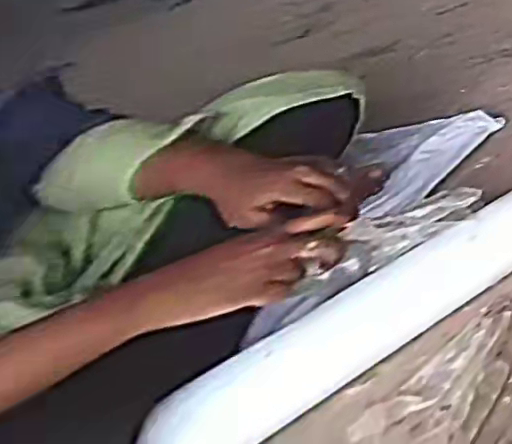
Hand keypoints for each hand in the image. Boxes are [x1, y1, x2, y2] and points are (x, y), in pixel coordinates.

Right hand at [116, 222, 342, 331]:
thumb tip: (296, 243)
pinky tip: (264, 294)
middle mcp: (275, 247)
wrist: (163, 292)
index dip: (337, 220)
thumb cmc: (198, 267)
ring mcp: (269, 270)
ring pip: (304, 270)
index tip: (348, 222)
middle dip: (335, 250)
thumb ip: (271, 241)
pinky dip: (280, 294)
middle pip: (325, 243)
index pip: (319, 217)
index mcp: (270, 232)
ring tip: (283, 279)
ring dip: (298, 275)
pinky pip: (284, 292)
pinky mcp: (257, 293)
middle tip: (333, 258)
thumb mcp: (241, 244)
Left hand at [137, 138, 357, 230]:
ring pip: (340, 175)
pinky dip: (343, 177)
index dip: (334, 213)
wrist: (228, 170)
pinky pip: (336, 167)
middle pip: (338, 185)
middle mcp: (304, 172)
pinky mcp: (311, 158)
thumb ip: (276, 225)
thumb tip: (301, 230)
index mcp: (288, 187)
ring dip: (348, 189)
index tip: (341, 224)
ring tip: (350, 204)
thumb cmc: (235, 198)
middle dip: (347, 201)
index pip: (322, 200)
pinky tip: (344, 188)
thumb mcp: (247, 219)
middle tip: (350, 216)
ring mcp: (309, 162)